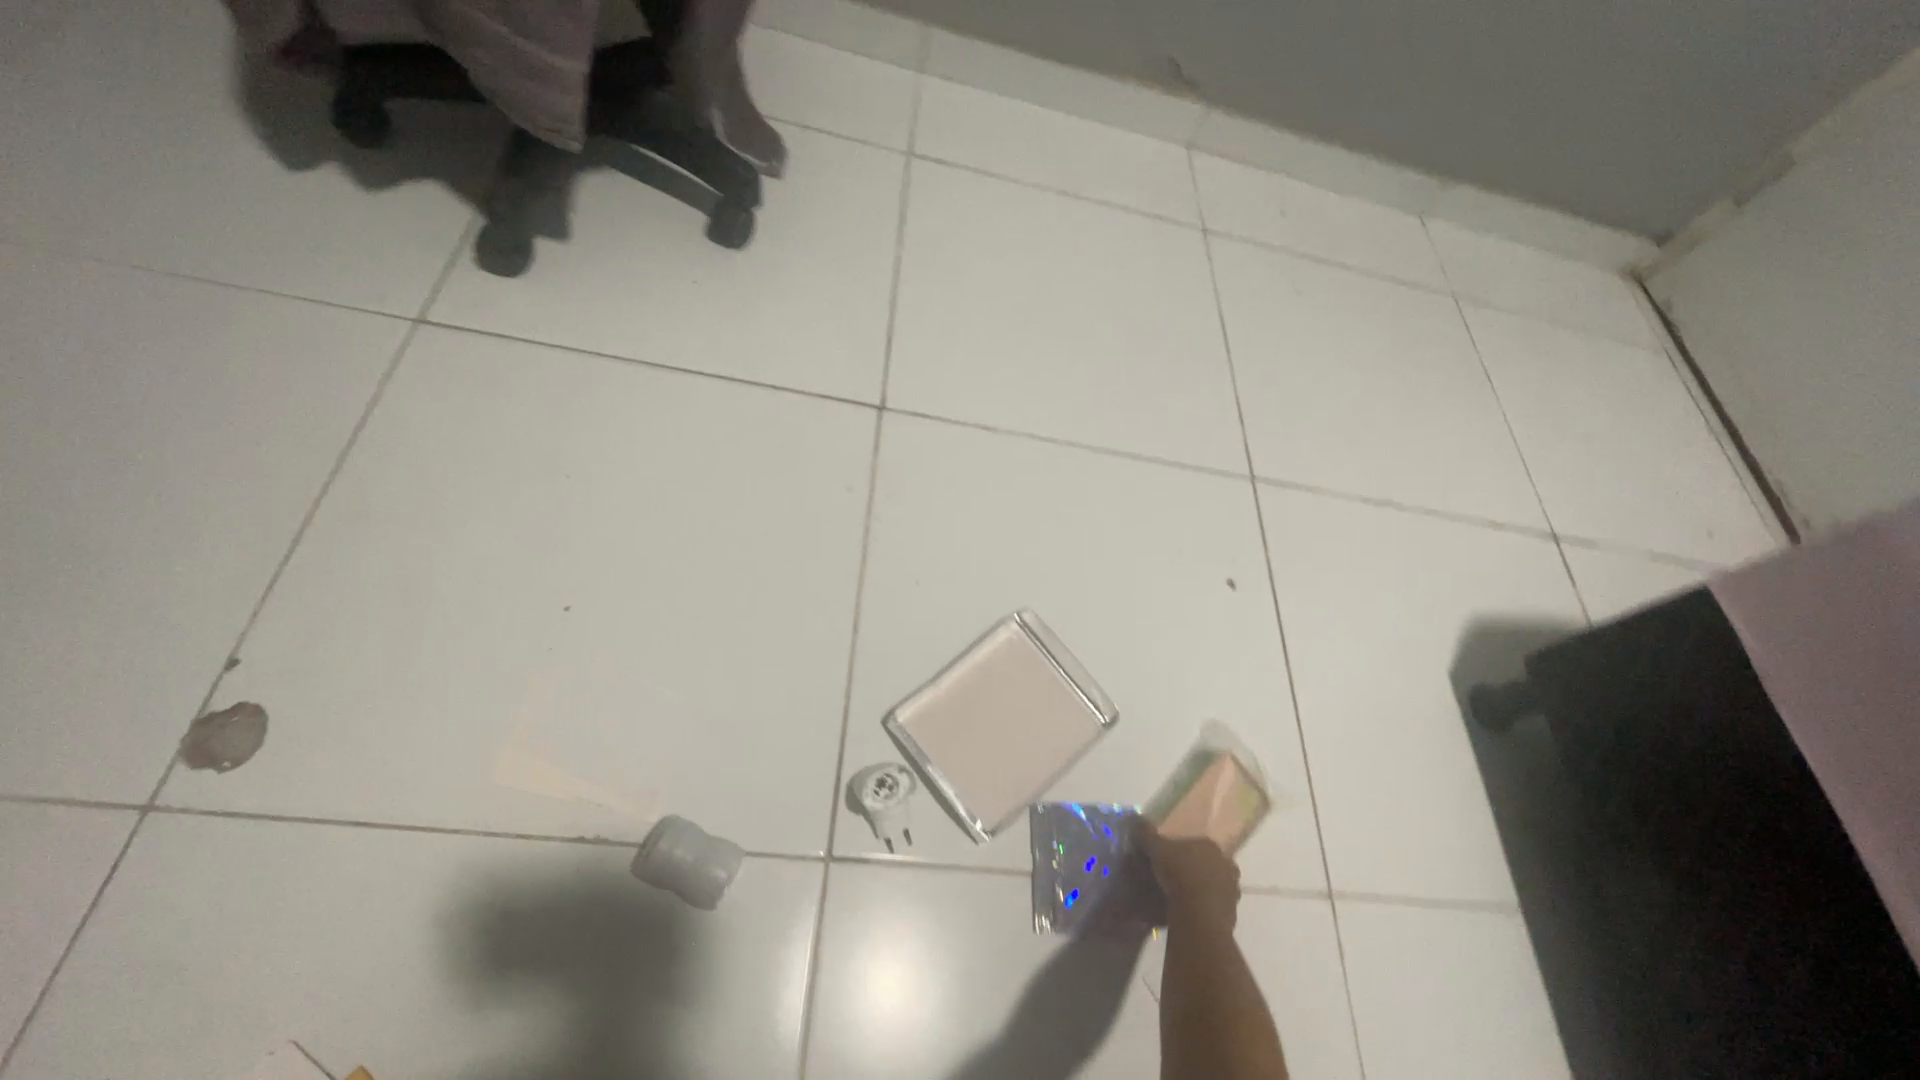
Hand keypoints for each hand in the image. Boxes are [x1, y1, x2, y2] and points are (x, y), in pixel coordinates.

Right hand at [1134, 819, 1240, 928]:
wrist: (1198, 915)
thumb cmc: (1179, 874)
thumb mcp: (1156, 849)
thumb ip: (1146, 834)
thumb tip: (1136, 818)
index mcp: (1210, 846)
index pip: (1196, 843)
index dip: (1181, 850)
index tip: (1168, 857)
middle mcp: (1226, 865)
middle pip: (1208, 864)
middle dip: (1194, 869)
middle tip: (1174, 878)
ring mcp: (1231, 890)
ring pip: (1214, 886)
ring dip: (1201, 890)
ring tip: (1180, 897)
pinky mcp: (1231, 913)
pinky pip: (1214, 907)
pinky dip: (1203, 909)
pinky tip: (1188, 913)